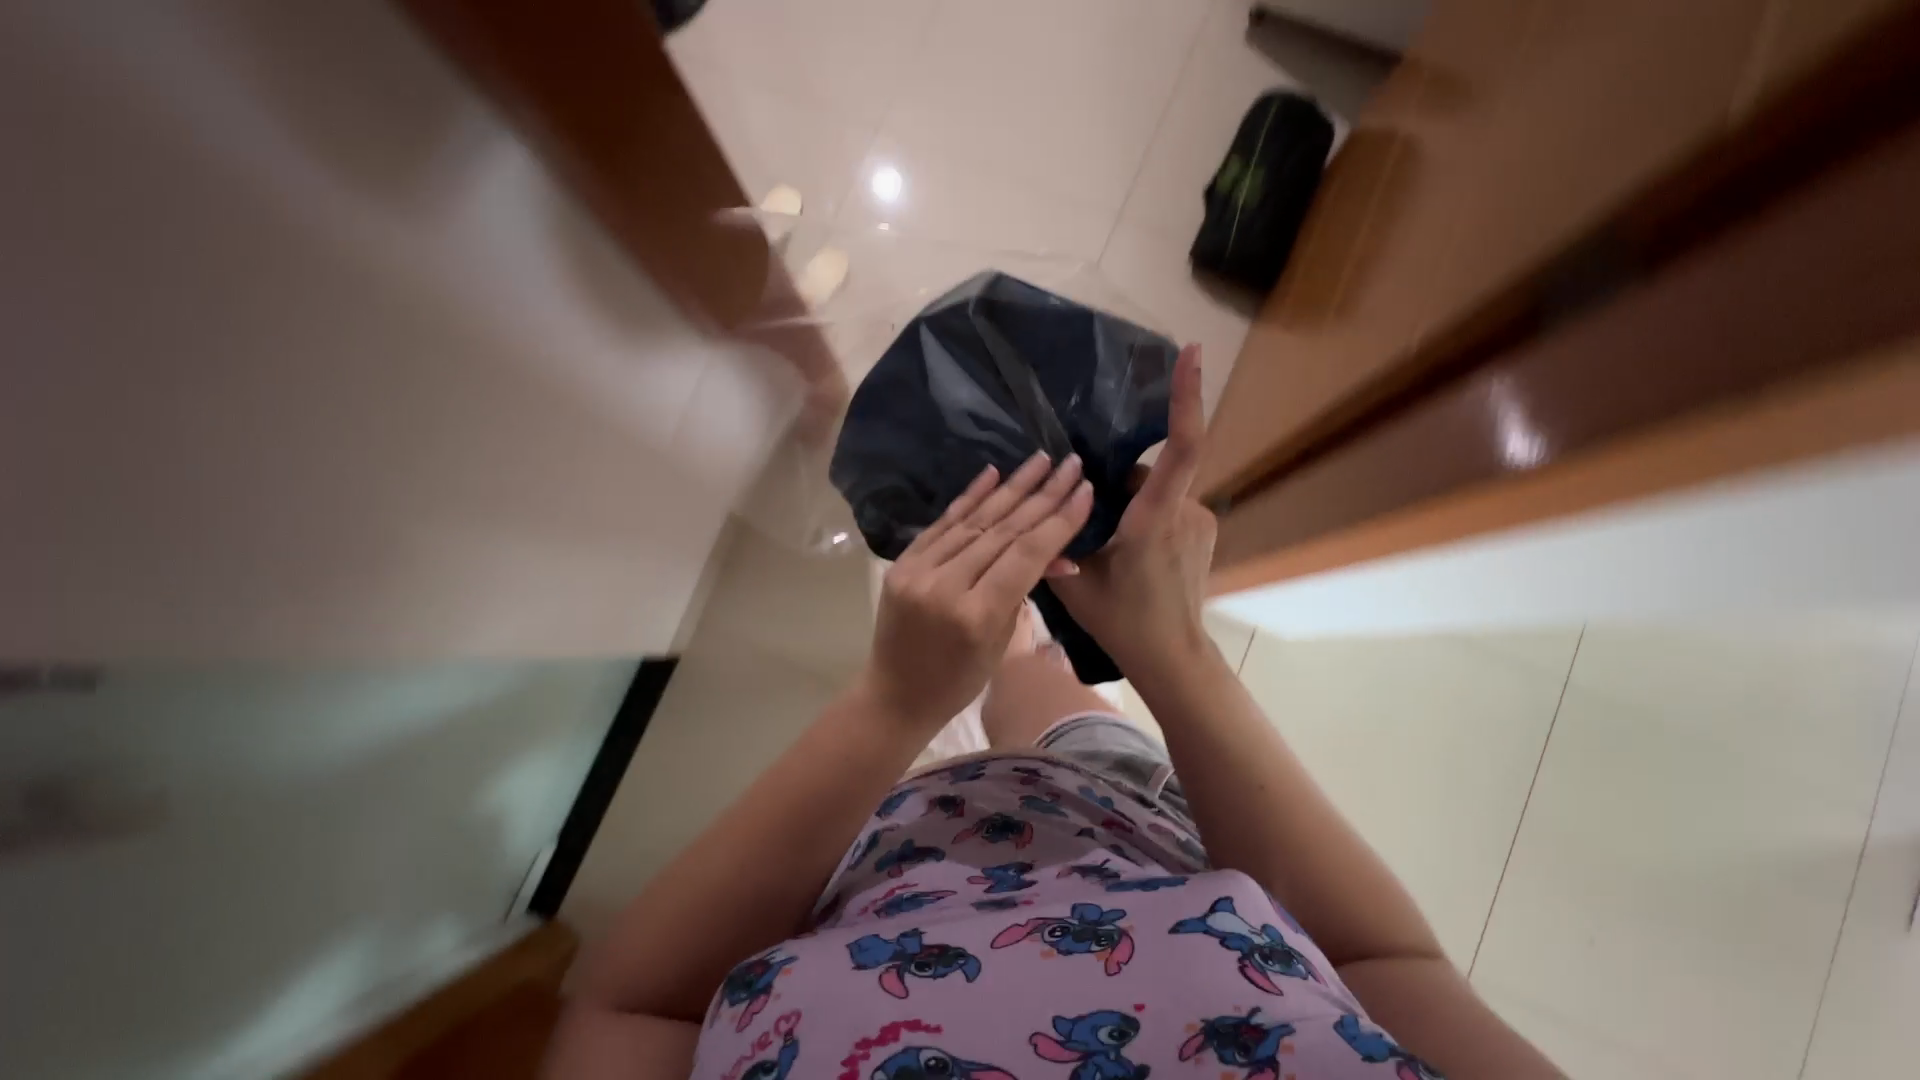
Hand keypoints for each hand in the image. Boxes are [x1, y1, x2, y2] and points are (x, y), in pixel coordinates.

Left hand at [856, 452, 1092, 730]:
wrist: (895, 695)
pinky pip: (942, 525)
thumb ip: (1024, 591)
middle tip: (1070, 463)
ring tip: (1040, 460)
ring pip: (973, 521)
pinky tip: (992, 473)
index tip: (1085, 489)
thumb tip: (1057, 553)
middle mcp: (946, 586)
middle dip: (1042, 494)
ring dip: (1010, 487)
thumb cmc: (959, 682)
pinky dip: (969, 498)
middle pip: (1003, 530)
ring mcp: (918, 571)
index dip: (1058, 520)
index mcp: (977, 615)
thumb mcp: (1001, 643)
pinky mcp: (902, 564)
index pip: (1025, 555)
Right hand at [1049, 345, 1216, 672]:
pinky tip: (1133, 554)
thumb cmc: (1122, 622)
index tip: (1191, 352)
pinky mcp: (1205, 529)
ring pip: (1155, 491)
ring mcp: (1201, 520)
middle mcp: (1186, 511)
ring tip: (1112, 551)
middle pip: (1146, 473)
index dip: (1186, 397)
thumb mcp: (1074, 580)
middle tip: (1093, 531)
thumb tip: (1049, 498)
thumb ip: (1057, 535)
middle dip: (1114, 488)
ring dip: (1128, 506)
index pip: (1180, 448)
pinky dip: (1145, 516)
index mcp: (1154, 518)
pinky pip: (1168, 505)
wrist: (1172, 657)